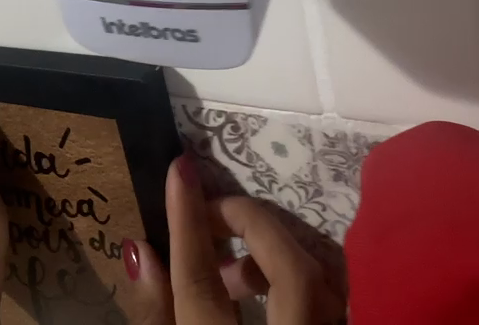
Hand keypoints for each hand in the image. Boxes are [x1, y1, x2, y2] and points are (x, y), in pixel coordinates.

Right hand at [120, 155, 343, 324]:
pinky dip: (305, 276)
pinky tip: (269, 285)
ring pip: (325, 282)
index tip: (180, 168)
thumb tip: (139, 250)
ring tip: (235, 267)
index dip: (188, 223)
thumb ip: (158, 313)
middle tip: (213, 214)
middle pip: (291, 272)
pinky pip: (339, 296)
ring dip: (279, 255)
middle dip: (253, 226)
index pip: (202, 286)